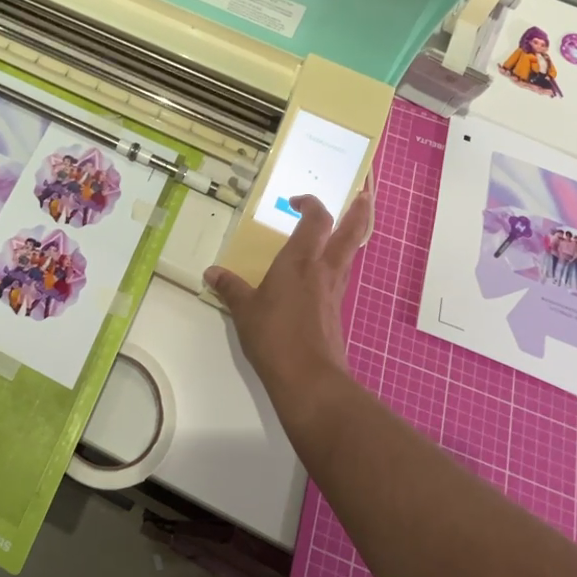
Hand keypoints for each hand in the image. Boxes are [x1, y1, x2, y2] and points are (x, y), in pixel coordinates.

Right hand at [206, 183, 374, 409]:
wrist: (310, 380)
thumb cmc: (274, 337)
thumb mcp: (244, 311)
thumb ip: (230, 288)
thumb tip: (212, 273)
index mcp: (299, 261)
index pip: (315, 220)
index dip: (310, 204)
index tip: (296, 201)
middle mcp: (322, 270)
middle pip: (350, 233)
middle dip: (358, 212)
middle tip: (364, 196)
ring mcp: (333, 292)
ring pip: (349, 255)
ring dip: (352, 237)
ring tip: (347, 228)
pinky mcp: (335, 313)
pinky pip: (340, 278)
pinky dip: (336, 266)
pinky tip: (322, 274)